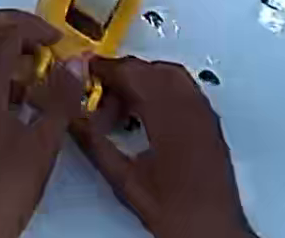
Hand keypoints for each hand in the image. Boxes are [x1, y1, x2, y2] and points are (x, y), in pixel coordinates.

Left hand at [0, 9, 86, 237]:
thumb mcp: (42, 141)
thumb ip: (61, 99)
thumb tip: (74, 65)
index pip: (7, 32)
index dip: (35, 28)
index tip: (59, 40)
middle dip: (16, 25)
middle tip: (45, 37)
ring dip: (7, 46)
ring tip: (40, 65)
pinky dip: (0, 69)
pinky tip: (24, 94)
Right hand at [69, 57, 253, 237]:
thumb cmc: (178, 215)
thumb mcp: (125, 181)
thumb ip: (95, 144)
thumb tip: (73, 118)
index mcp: (169, 119)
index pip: (130, 74)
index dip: (104, 69)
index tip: (85, 70)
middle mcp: (190, 110)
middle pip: (147, 69)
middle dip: (119, 75)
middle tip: (99, 93)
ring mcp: (204, 115)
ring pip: (166, 73)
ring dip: (140, 79)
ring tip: (122, 103)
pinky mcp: (210, 124)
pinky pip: (182, 87)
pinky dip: (159, 86)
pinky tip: (146, 109)